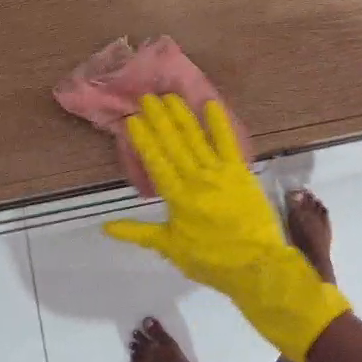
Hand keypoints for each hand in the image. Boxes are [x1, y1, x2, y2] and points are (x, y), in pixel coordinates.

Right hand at [103, 94, 351, 361]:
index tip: (132, 119)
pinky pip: (229, 143)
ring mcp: (220, 173)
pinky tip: (211, 103)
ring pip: (196, 138)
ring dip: (182, 115)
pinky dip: (220, 123)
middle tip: (146, 96)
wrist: (255, 266)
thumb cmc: (211, 261)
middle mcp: (195, 179)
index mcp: (176, 197)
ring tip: (169, 96)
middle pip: (173, 143)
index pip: (155, 161)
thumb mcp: (170, 248)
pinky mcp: (242, 172)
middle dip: (158, 119)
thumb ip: (137, 233)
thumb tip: (105, 226)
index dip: (143, 138)